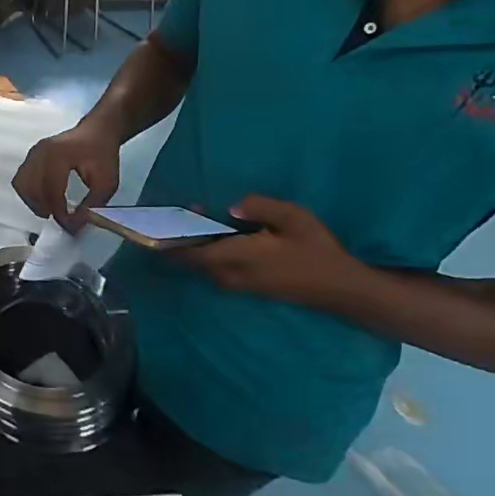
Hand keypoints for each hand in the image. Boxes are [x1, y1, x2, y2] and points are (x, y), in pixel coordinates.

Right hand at [12, 123, 121, 229]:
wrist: (98, 131)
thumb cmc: (103, 155)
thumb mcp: (106, 183)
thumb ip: (91, 205)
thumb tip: (75, 225)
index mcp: (59, 155)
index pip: (51, 190)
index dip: (59, 212)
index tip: (71, 226)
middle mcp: (41, 152)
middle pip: (33, 189)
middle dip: (46, 209)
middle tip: (62, 220)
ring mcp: (34, 152)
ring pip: (23, 185)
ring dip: (34, 202)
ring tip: (51, 211)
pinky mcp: (31, 155)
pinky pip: (22, 179)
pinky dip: (29, 193)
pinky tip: (44, 199)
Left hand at [176, 195, 366, 303]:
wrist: (339, 288)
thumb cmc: (317, 249)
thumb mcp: (294, 218)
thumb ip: (261, 207)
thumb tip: (231, 207)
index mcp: (240, 257)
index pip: (194, 252)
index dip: (172, 241)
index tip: (155, 226)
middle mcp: (232, 274)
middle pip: (193, 261)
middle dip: (179, 241)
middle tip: (171, 216)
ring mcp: (239, 284)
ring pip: (204, 267)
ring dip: (193, 248)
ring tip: (188, 221)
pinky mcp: (247, 287)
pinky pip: (216, 270)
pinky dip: (207, 254)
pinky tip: (211, 236)